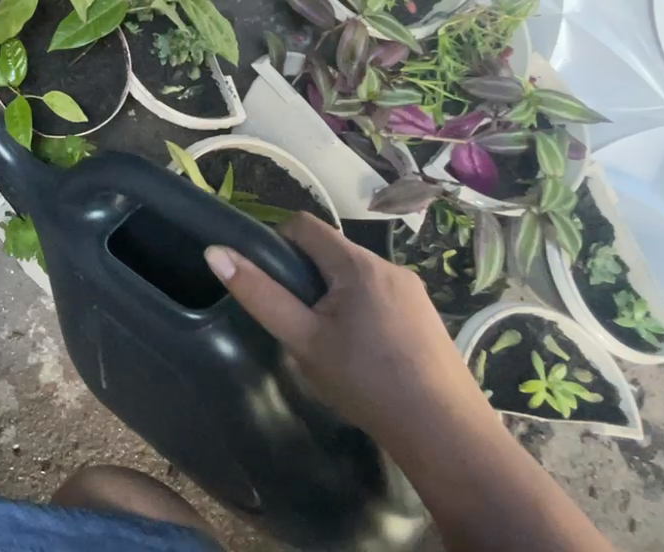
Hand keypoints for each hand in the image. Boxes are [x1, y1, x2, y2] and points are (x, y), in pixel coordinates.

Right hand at [204, 214, 486, 445]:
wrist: (449, 438)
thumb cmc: (368, 383)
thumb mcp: (302, 339)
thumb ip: (258, 293)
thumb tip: (214, 251)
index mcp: (358, 265)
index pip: (303, 225)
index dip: (275, 243)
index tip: (268, 282)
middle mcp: (389, 268)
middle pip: (328, 250)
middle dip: (302, 275)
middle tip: (293, 319)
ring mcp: (413, 292)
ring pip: (352, 274)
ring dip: (329, 294)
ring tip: (323, 339)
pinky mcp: (425, 317)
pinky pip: (376, 294)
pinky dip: (355, 308)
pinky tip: (357, 351)